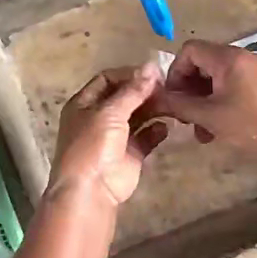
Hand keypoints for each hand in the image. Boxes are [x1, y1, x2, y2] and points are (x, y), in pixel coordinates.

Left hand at [48, 62, 168, 208]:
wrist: (90, 190)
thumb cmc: (92, 146)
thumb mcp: (109, 112)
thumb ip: (132, 91)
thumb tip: (151, 66)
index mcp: (84, 104)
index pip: (107, 79)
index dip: (129, 74)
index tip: (153, 73)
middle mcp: (98, 118)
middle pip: (124, 97)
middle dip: (144, 92)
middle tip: (168, 88)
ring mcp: (114, 137)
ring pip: (137, 116)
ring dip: (153, 109)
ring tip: (172, 104)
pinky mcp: (130, 154)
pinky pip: (146, 137)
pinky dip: (156, 130)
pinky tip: (167, 127)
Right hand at [152, 39, 256, 172]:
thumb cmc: (252, 127)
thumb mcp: (209, 116)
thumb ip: (179, 104)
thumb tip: (156, 97)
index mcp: (227, 58)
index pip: (189, 51)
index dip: (175, 72)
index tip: (172, 98)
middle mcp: (239, 59)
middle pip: (200, 64)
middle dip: (187, 89)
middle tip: (182, 116)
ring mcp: (250, 74)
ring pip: (213, 80)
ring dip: (200, 102)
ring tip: (197, 129)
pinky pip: (228, 90)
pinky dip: (216, 106)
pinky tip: (213, 131)